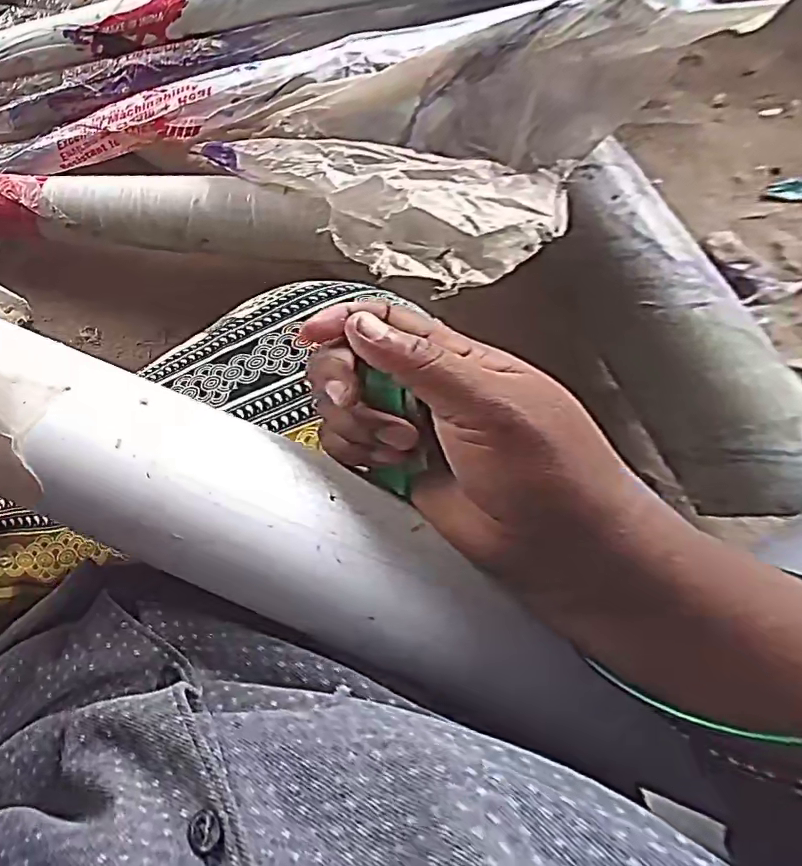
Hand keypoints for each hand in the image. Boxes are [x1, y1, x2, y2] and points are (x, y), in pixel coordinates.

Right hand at [299, 301, 675, 594]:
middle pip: (345, 360)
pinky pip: (339, 442)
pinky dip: (352, 452)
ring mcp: (401, 425)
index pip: (385, 321)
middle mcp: (422, 389)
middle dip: (338, 379)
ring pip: (336, 404)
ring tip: (399, 445)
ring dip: (354, 424)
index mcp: (455, 361)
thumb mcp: (493, 406)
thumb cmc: (560, 478)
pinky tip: (389, 464)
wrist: (563, 552)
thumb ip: (422, 361)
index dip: (342, 321)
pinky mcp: (385, 460)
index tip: (311, 334)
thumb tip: (361, 325)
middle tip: (349, 398)